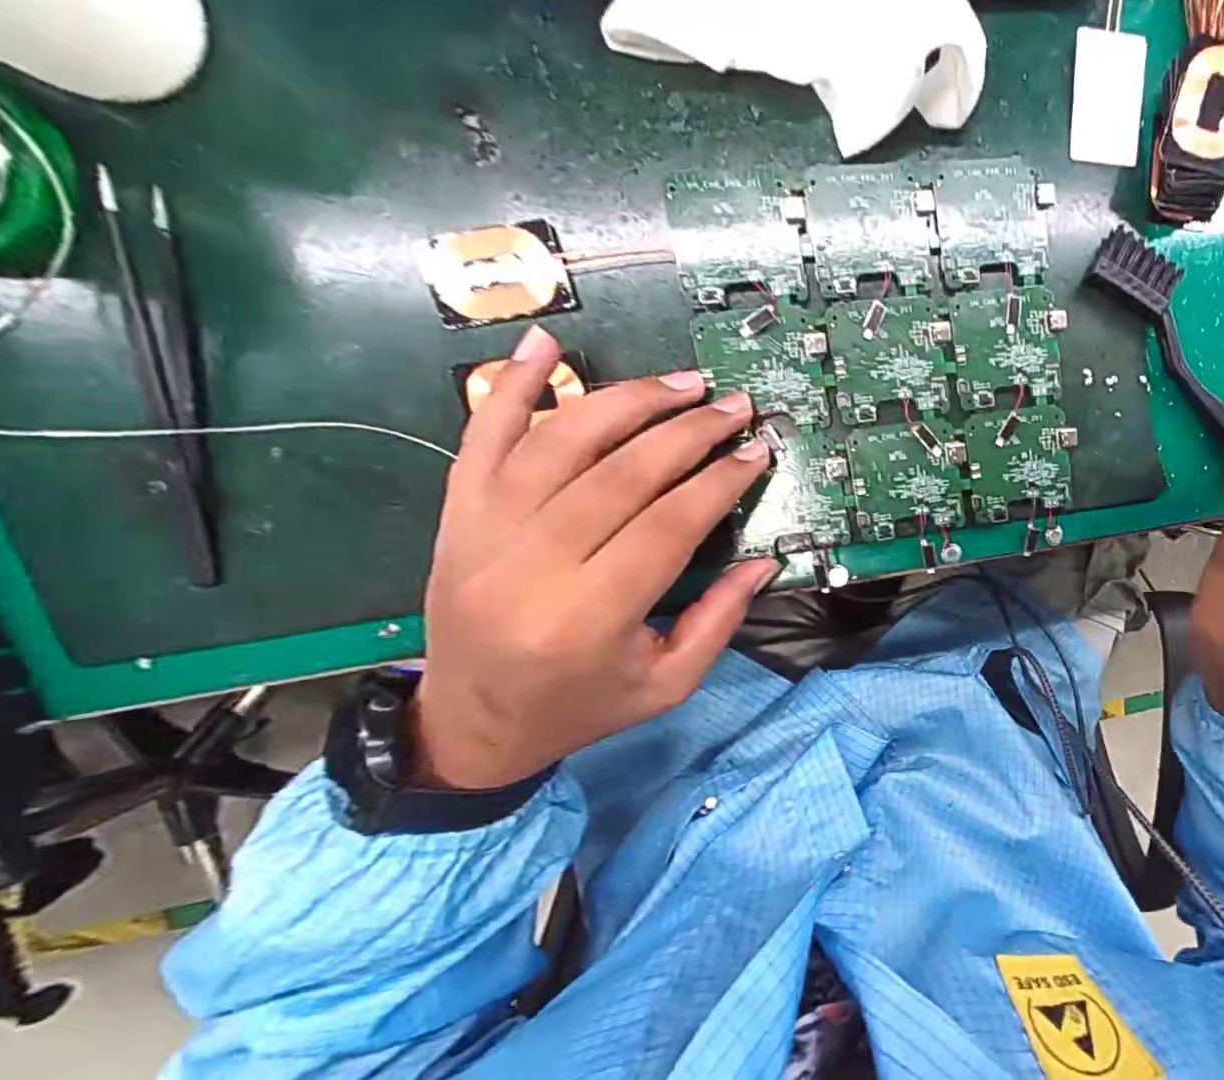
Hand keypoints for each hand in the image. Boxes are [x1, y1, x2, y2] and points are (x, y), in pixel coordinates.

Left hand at [411, 327, 779, 788]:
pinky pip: (483, 435)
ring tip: (679, 383)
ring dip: (626, 400)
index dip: (719, 481)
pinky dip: (515, 384)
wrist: (470, 723)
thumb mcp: (665, 685)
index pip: (667, 526)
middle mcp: (530, 567)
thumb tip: (765, 558)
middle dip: (687, 432)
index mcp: (586, 620)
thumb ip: (720, 620)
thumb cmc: (578, 708)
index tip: (755, 450)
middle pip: (620, 474)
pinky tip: (549, 342)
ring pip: (561, 441)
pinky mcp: (458, 513)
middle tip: (731, 405)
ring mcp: (484, 531)